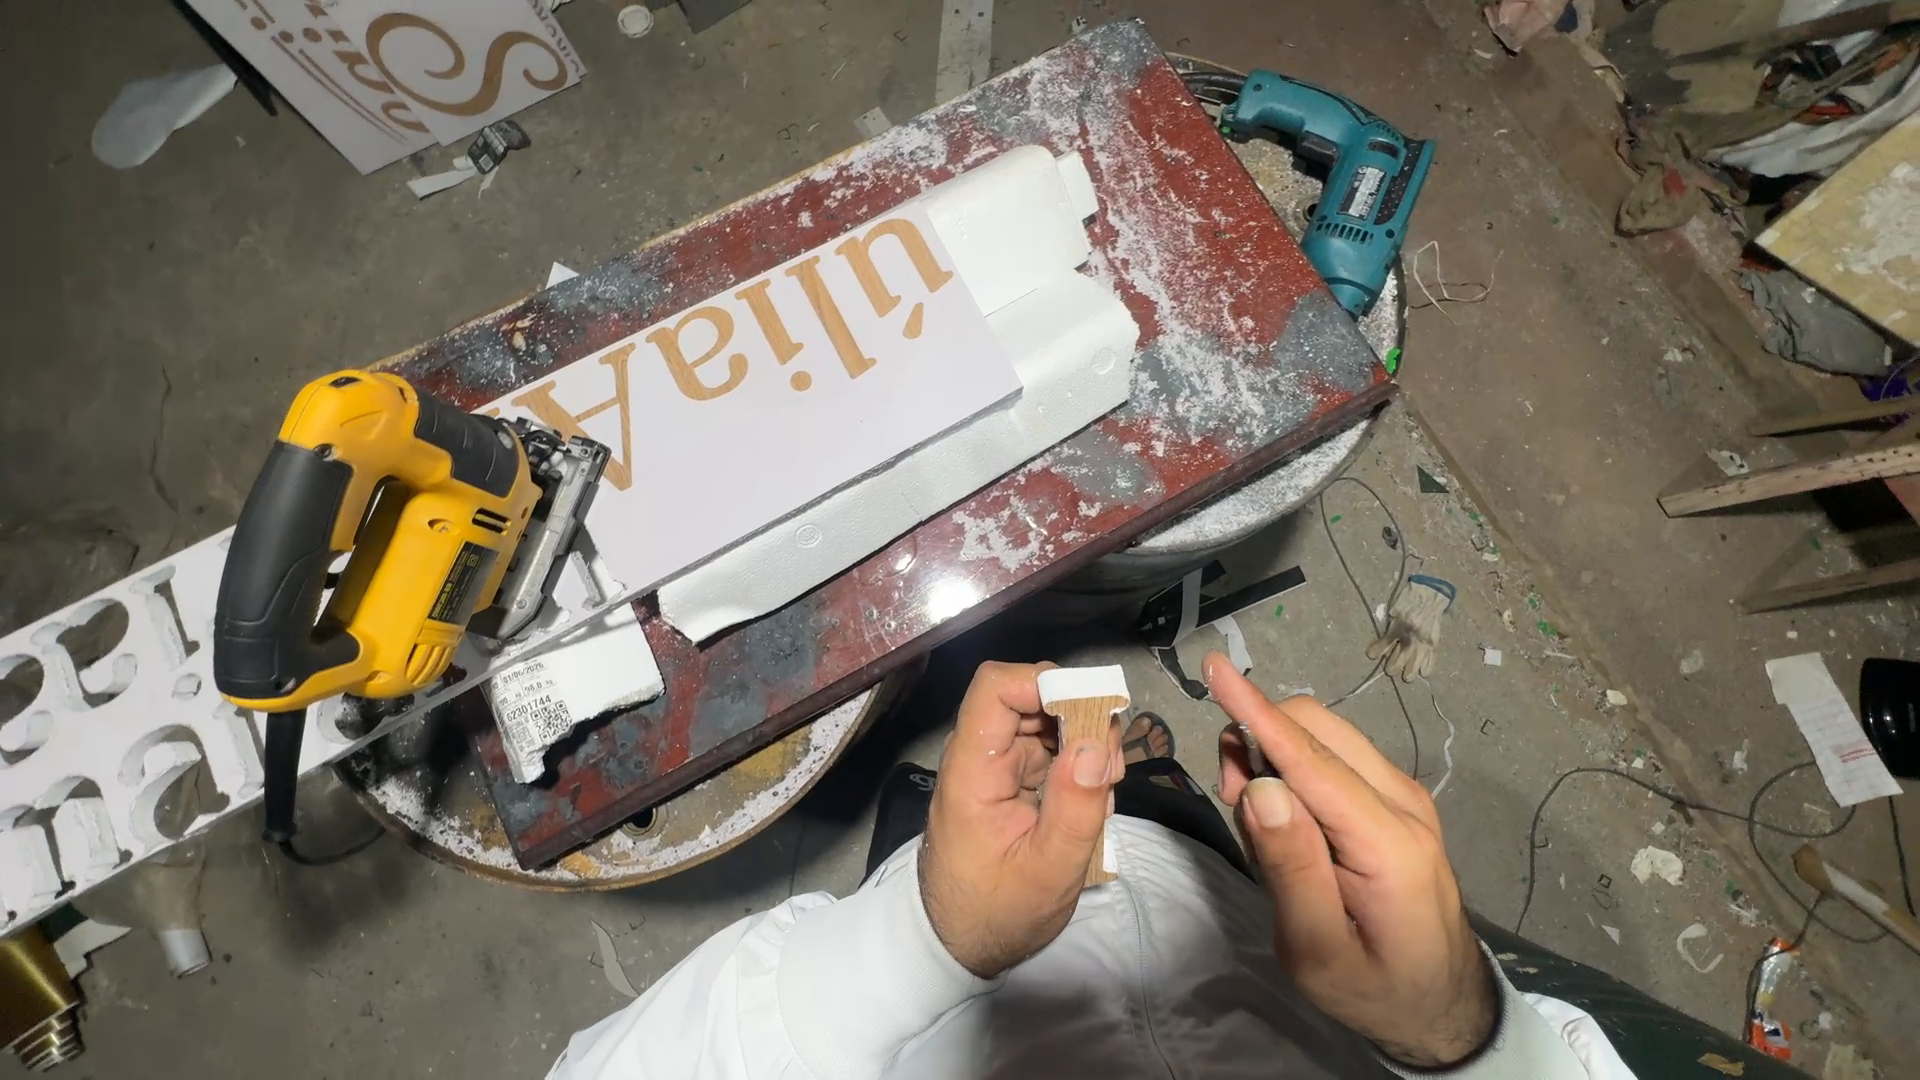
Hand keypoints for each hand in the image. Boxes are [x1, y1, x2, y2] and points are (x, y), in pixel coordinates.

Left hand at [919, 662, 1123, 978]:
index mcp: (973, 767)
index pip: (995, 688)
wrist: (958, 940)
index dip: (1042, 682)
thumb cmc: (996, 912)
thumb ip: (1074, 809)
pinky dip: (1075, 760)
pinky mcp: (1010, 776)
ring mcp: (995, 762)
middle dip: (1077, 714)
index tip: (1092, 711)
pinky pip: (1047, 746)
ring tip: (1106, 784)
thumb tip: (1097, 745)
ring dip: (1081, 739)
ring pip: (1043, 718)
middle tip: (1111, 763)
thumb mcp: (1047, 874)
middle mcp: (980, 753)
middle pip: (1027, 697)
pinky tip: (1091, 796)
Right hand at [1208, 653, 1496, 1067]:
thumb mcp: (1317, 950)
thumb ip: (1290, 867)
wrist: (1443, 1009)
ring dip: (1270, 754)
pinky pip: (1327, 751)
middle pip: (1313, 725)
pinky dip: (1289, 766)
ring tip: (1259, 823)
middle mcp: (1401, 800)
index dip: (1255, 711)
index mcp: (1387, 842)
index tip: (1213, 667)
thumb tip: (1260, 784)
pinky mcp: (1392, 794)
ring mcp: (1401, 792)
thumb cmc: (1374, 987)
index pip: (1308, 758)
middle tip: (1233, 803)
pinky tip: (1287, 820)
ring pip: (1318, 731)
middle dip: (1256, 742)